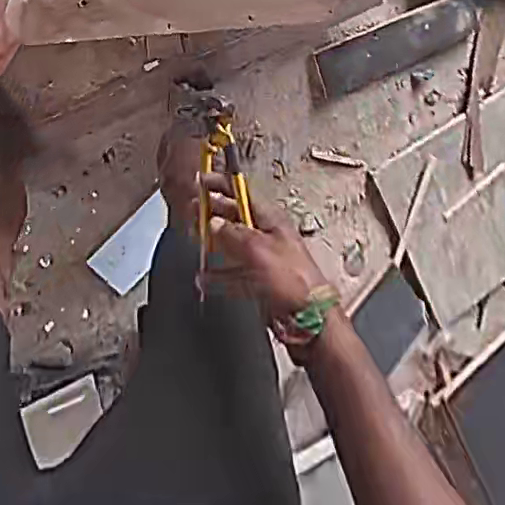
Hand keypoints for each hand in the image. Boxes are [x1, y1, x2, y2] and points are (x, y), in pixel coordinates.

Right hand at [202, 172, 329, 322]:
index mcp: (271, 220)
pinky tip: (205, 278)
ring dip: (212, 240)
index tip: (201, 182)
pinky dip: (218, 274)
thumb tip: (213, 223)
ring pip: (232, 244)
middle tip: (192, 210)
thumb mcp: (258, 249)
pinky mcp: (260, 282)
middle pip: (234, 217)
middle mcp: (267, 236)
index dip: (220, 184)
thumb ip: (232, 233)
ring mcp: (263, 260)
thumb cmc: (294, 281)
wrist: (311, 322)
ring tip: (195, 237)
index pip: (242, 192)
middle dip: (212, 212)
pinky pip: (234, 273)